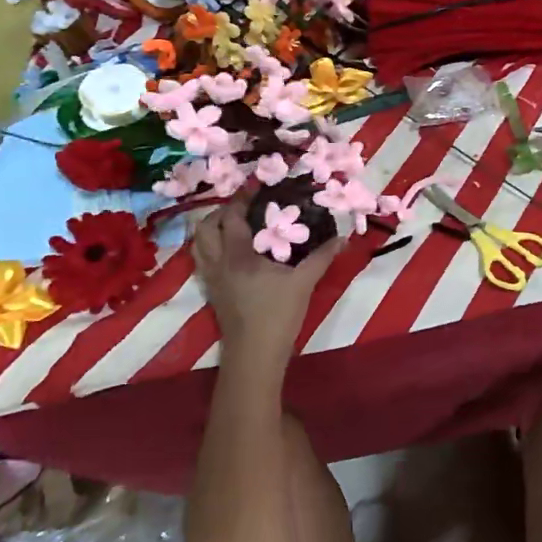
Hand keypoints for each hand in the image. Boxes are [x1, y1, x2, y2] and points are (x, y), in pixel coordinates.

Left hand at [192, 193, 339, 364]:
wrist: (255, 353)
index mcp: (237, 255)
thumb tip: (342, 238)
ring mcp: (211, 278)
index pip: (231, 217)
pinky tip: (228, 254)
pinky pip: (202, 261)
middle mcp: (218, 262)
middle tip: (242, 209)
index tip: (256, 188)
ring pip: (198, 244)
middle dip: (221, 212)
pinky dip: (209, 249)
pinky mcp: (211, 292)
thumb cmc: (278, 316)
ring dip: (210, 230)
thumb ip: (321, 258)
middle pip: (205, 227)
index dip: (241, 199)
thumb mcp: (303, 284)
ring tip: (231, 227)